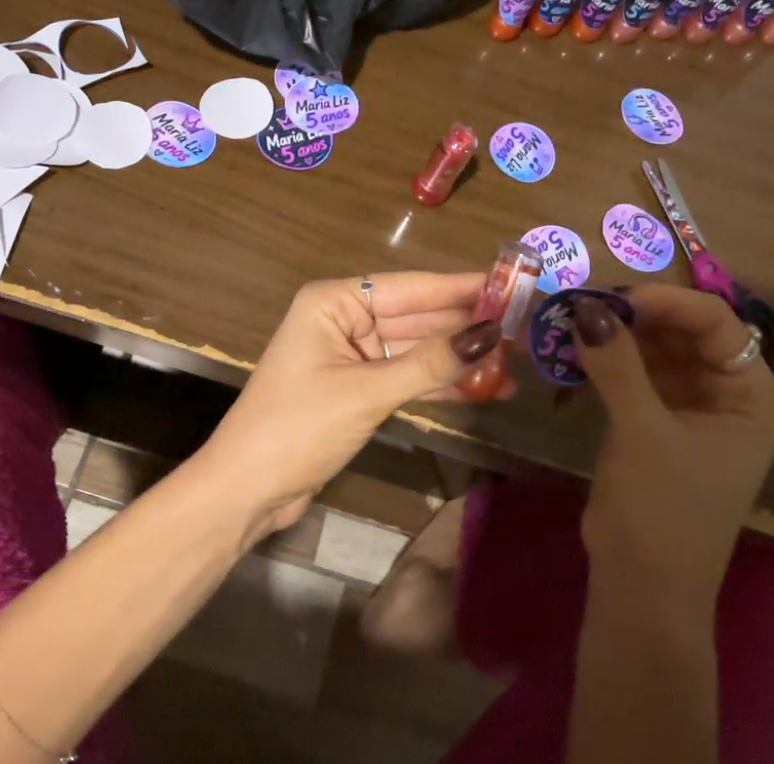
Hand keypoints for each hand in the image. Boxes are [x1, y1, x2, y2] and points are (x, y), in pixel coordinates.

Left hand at [191, 273, 503, 539]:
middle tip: (526, 328)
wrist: (247, 489)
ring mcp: (349, 356)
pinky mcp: (356, 389)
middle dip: (467, 327)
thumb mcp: (367, 392)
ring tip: (516, 361)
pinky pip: (406, 377)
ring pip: (415, 350)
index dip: (462, 288)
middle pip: (416, 317)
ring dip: (459, 359)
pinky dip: (439, 384)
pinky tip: (483, 388)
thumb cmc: (298, 427)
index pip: (410, 287)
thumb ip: (430, 364)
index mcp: (333, 303)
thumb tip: (491, 334)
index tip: (513, 284)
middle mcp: (342, 320)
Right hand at [571, 286, 773, 612]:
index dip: (667, 302)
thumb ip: (617, 364)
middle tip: (582, 303)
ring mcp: (691, 407)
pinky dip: (608, 360)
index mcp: (752, 395)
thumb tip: (584, 306)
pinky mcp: (656, 421)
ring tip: (571, 320)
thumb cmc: (662, 509)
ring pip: (656, 350)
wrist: (642, 585)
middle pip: (685, 331)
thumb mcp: (642, 432)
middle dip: (636, 315)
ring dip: (617, 334)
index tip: (612, 296)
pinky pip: (635, 374)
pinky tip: (574, 349)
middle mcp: (728, 394)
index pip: (716, 323)